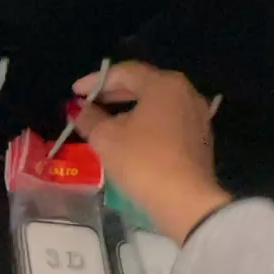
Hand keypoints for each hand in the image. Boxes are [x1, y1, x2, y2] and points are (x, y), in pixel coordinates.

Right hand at [70, 61, 231, 241]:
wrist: (184, 201)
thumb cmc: (142, 161)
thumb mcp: (105, 138)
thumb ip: (89, 118)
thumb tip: (77, 108)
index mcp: (163, 85)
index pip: (124, 72)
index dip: (95, 81)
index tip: (74, 93)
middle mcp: (185, 93)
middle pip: (143, 85)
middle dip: (113, 94)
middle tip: (88, 104)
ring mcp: (196, 115)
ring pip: (156, 103)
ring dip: (129, 109)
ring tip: (106, 122)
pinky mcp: (199, 138)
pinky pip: (167, 121)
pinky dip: (145, 123)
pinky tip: (130, 138)